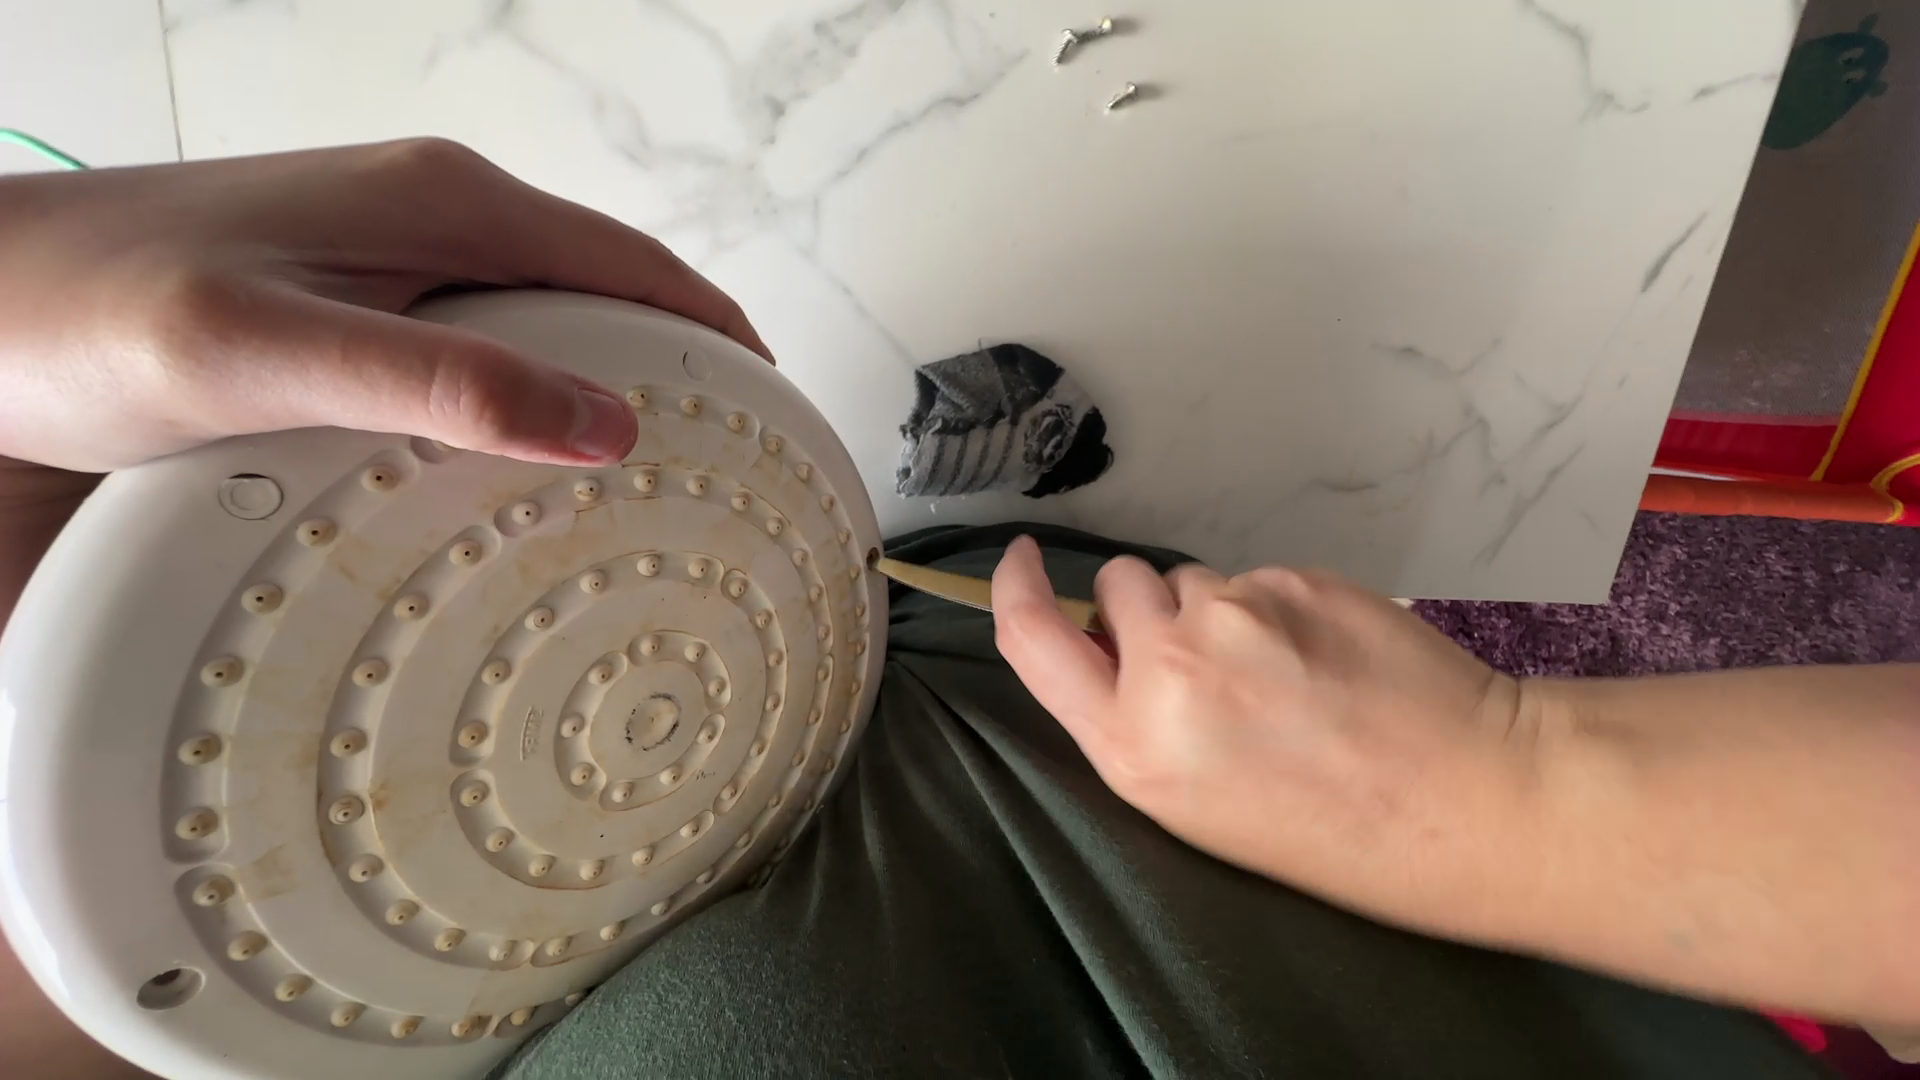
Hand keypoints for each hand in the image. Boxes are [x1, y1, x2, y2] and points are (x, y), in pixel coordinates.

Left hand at [0, 142, 767, 1077]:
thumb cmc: (70, 314)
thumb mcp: (263, 351)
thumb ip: (441, 381)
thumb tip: (608, 422)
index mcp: (455, 208)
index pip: (643, 265)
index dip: (721, 329)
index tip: (772, 398)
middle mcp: (451, 222)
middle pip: (623, 290)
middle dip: (691, 359)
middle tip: (730, 443)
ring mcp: (420, 262)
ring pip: (574, 320)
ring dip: (631, 378)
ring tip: (666, 456)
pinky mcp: (388, 305)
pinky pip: (519, 345)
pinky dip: (566, 393)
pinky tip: (558, 449)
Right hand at [991, 536, 1540, 944]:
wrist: (1469, 799)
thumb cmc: (1322, 825)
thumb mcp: (1186, 796)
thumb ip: (1127, 714)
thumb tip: (1109, 643)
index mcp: (1132, 743)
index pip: (1030, 635)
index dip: (1014, 586)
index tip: (1019, 558)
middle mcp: (1169, 669)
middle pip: (1116, 585)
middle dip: (1143, 609)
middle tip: (1203, 662)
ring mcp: (1235, 614)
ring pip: (1189, 579)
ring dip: (1212, 610)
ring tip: (1276, 669)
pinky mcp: (1294, 580)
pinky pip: (1253, 578)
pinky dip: (1271, 608)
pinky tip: (1319, 655)